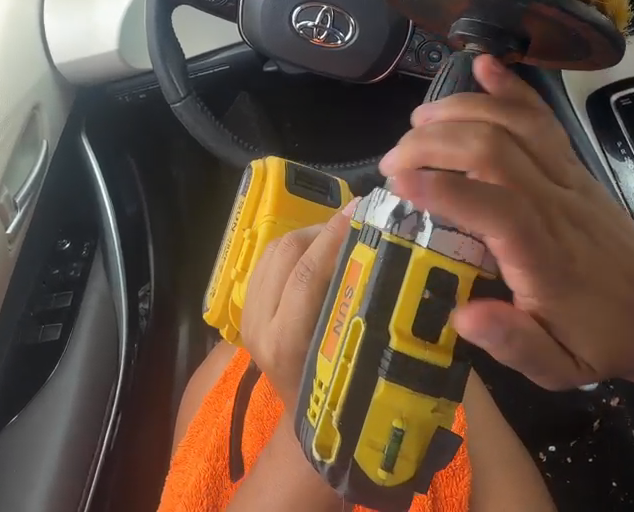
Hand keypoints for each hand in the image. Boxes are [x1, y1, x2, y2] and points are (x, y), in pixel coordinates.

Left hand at [238, 202, 354, 410]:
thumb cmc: (346, 396)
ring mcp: (248, 315)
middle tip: (356, 221)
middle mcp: (259, 326)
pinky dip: (294, 245)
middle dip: (323, 230)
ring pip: (274, 250)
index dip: (333, 238)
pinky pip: (268, 259)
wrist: (306, 420)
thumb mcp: (358, 359)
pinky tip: (318, 247)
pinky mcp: (247, 306)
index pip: (305, 275)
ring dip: (308, 234)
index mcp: (285, 343)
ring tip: (340, 234)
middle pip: (287, 254)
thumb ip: (361, 309)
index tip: (360, 213)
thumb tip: (386, 253)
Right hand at [380, 54, 633, 392]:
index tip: (394, 182)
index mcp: (544, 252)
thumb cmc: (604, 338)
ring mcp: (566, 174)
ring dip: (460, 109)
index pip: (489, 204)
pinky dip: (510, 87)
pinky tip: (482, 64)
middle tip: (392, 158)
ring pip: (513, 122)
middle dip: (433, 142)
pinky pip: (542, 117)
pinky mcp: (572, 163)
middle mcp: (554, 201)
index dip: (438, 186)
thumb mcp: (561, 366)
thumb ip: (513, 343)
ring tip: (416, 121)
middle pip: (492, 148)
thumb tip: (462, 313)